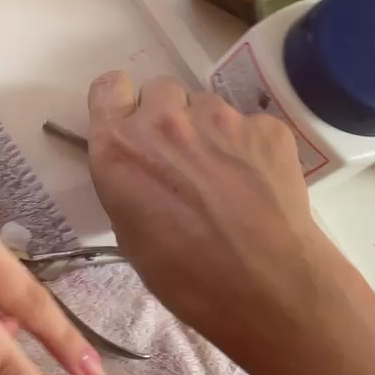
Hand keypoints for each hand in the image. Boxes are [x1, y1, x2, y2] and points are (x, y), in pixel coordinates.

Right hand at [84, 73, 364, 371]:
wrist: (264, 287)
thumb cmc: (181, 274)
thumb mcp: (127, 230)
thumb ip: (126, 181)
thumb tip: (142, 173)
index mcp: (118, 148)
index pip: (108, 87)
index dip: (119, 104)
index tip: (128, 123)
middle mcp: (164, 121)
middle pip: (159, 90)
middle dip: (165, 116)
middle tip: (178, 157)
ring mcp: (220, 118)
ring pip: (205, 107)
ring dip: (207, 131)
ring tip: (222, 176)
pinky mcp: (266, 127)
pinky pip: (248, 124)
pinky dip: (247, 146)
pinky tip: (254, 184)